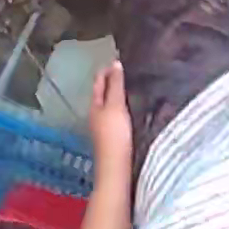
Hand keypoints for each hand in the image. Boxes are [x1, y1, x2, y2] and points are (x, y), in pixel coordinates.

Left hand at [89, 61, 132, 177]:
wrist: (116, 169)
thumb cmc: (114, 135)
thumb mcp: (115, 106)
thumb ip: (116, 85)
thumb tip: (115, 62)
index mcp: (94, 105)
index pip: (99, 81)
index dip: (107, 69)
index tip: (119, 58)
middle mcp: (96, 114)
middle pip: (103, 92)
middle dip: (113, 80)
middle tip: (129, 69)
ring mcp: (103, 126)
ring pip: (109, 104)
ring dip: (118, 94)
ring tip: (133, 85)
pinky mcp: (112, 136)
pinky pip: (116, 114)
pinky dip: (123, 106)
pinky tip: (133, 108)